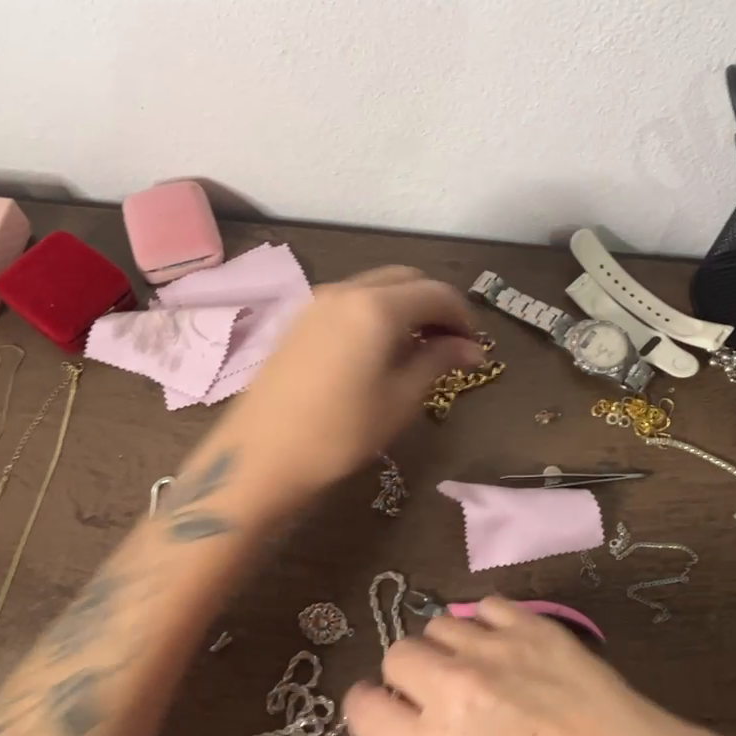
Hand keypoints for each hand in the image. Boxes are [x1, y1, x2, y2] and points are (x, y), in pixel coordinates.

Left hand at [213, 265, 483, 501]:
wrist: (260, 456)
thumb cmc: (340, 433)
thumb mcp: (401, 399)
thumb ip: (438, 361)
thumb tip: (471, 348)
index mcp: (378, 306)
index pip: (437, 293)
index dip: (464, 317)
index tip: (475, 348)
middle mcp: (348, 290)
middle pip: (407, 280)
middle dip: (435, 305)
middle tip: (450, 345)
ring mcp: (318, 302)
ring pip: (377, 287)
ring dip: (405, 307)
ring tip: (418, 349)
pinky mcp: (300, 320)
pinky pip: (351, 301)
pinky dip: (377, 312)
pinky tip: (380, 350)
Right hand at [343, 597, 735, 735]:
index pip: (363, 708)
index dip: (370, 709)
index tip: (385, 712)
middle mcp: (454, 691)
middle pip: (399, 654)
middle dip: (410, 675)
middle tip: (437, 695)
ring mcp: (497, 652)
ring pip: (439, 623)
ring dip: (448, 646)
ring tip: (478, 669)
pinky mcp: (537, 627)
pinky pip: (489, 605)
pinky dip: (488, 622)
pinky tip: (509, 646)